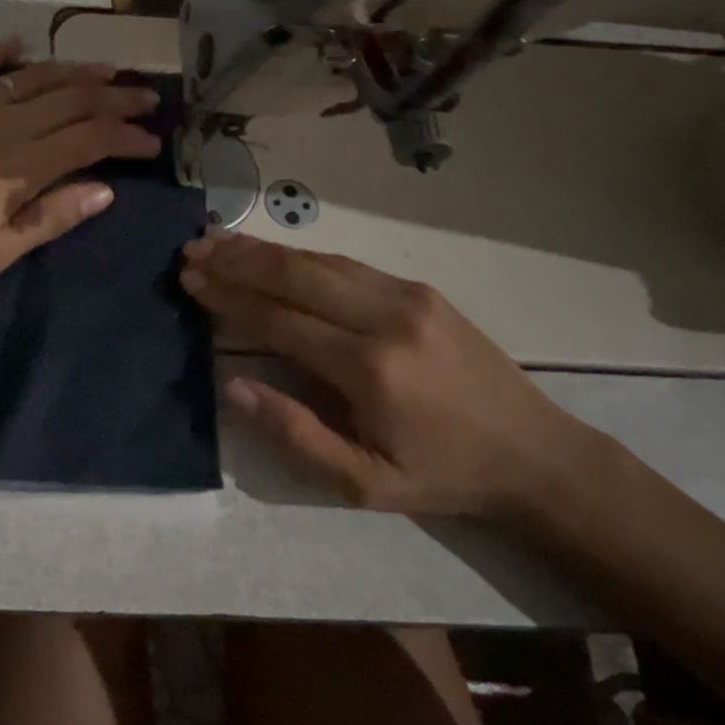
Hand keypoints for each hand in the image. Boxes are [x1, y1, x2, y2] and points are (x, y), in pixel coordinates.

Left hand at [0, 37, 162, 286]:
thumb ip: (49, 219)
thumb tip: (104, 192)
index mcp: (21, 165)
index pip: (90, 140)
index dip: (126, 136)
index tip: (152, 140)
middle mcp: (4, 123)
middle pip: (72, 100)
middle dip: (115, 97)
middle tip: (147, 96)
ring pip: (35, 77)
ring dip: (75, 71)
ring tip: (107, 69)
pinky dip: (3, 52)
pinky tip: (21, 43)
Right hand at [180, 231, 607, 517]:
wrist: (535, 453)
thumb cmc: (442, 475)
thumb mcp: (364, 484)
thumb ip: (295, 435)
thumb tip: (233, 387)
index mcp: (368, 368)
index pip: (280, 320)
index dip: (230, 298)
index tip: (190, 280)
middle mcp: (386, 318)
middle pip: (297, 275)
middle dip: (239, 260)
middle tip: (193, 249)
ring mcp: (408, 297)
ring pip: (321, 261)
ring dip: (265, 250)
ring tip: (219, 240)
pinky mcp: (422, 291)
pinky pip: (349, 265)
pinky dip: (303, 255)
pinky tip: (275, 253)